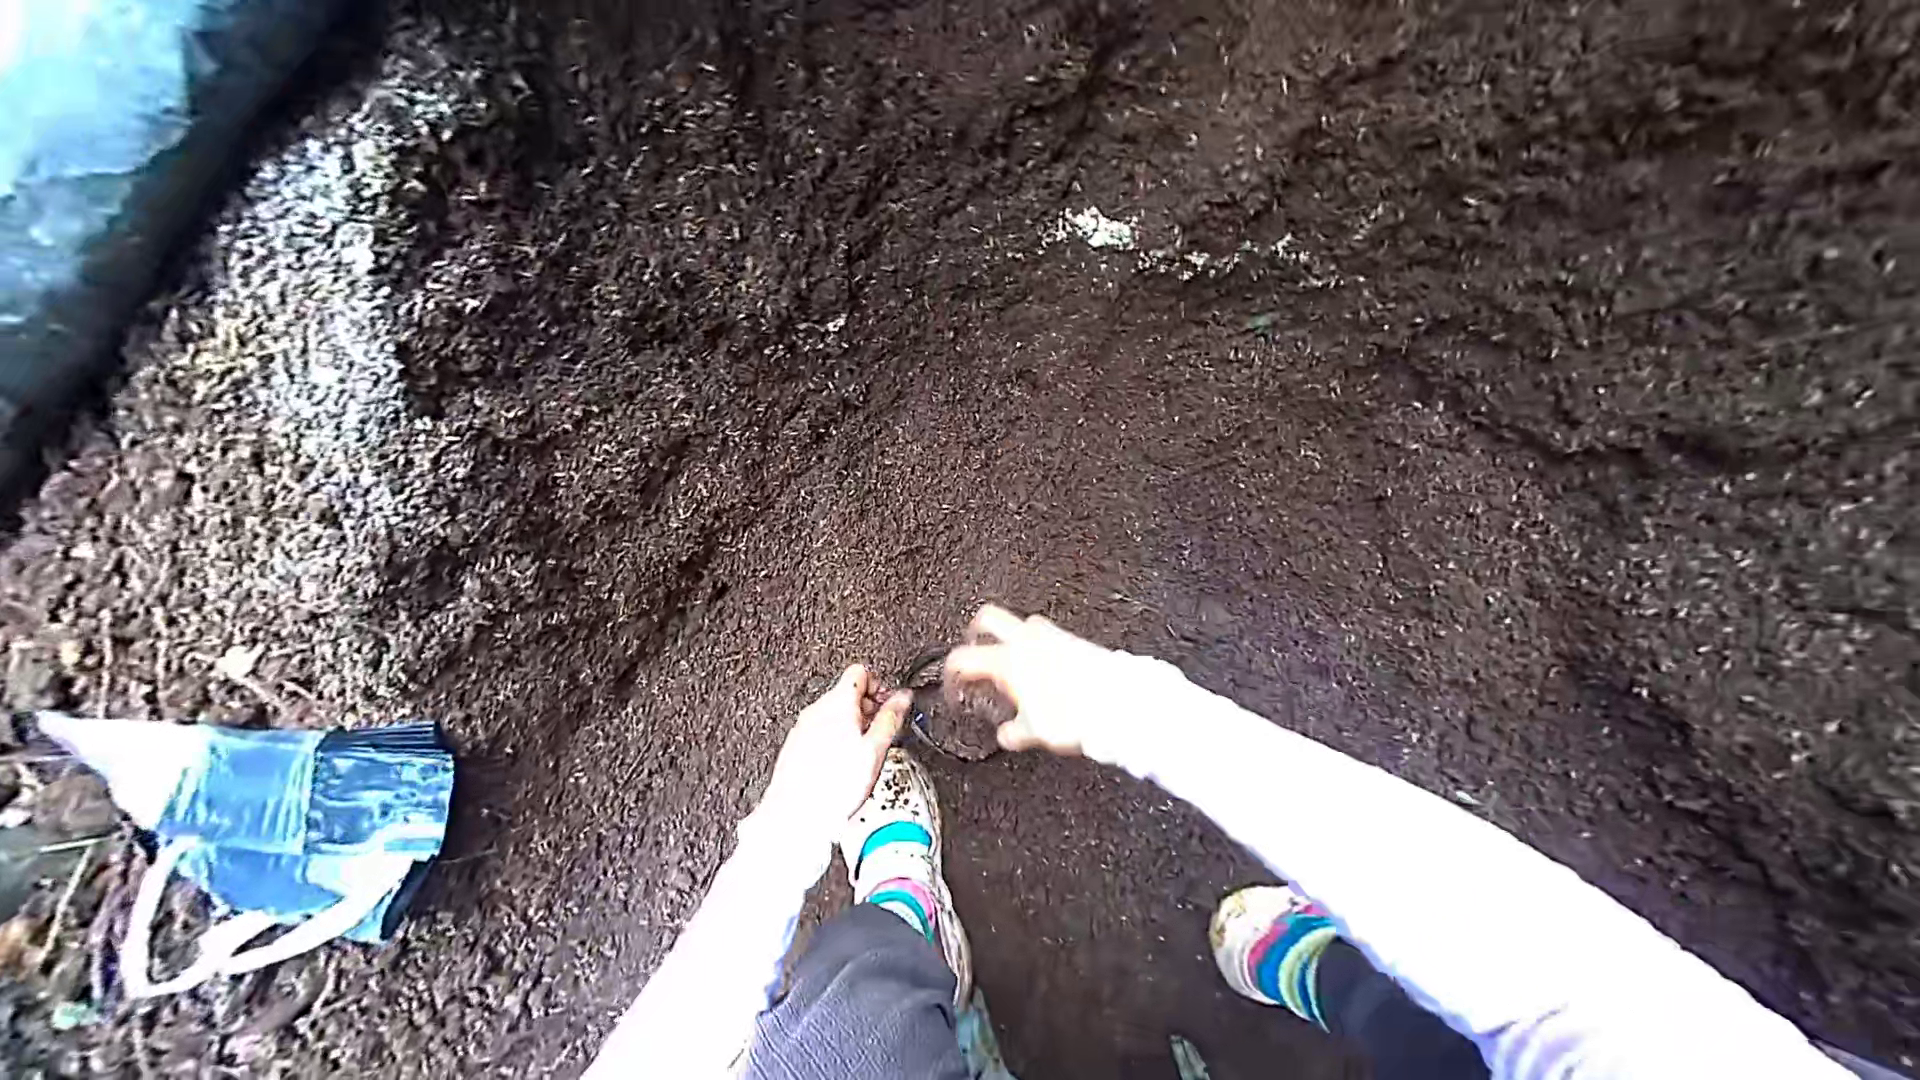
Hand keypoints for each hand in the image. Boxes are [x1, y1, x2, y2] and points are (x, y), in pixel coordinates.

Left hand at [754, 664, 907, 838]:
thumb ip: (891, 717)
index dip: (880, 687)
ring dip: (853, 725)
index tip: (888, 707)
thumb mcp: (875, 749)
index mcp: (838, 703)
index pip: (860, 672)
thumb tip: (903, 698)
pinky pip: (821, 730)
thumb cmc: (833, 786)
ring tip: (862, 753)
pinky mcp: (796, 745)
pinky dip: (836, 739)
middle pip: (848, 692)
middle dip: (868, 708)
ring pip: (835, 713)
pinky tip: (842, 764)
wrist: (795, 816)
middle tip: (880, 732)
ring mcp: (804, 727)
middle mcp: (817, 710)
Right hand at [945, 604, 1135, 756]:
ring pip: (1020, 621)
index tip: (954, 681)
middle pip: (988, 617)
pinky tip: (1043, 660)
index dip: (952, 670)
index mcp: (1006, 661)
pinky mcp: (1070, 638)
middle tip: (974, 646)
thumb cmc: (1073, 714)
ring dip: (1011, 634)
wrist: (1115, 701)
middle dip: (976, 629)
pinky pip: (1045, 632)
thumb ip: (1015, 732)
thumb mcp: (1034, 731)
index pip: (963, 657)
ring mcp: (1049, 635)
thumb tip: (1007, 735)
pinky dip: (1037, 642)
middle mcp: (1025, 641)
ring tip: (1011, 655)